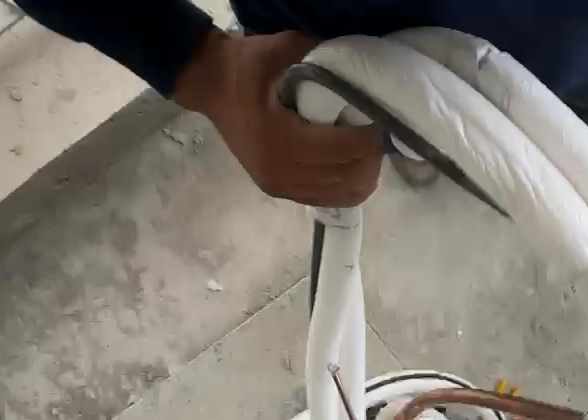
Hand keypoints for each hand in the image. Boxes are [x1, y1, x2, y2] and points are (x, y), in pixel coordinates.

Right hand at [174, 30, 382, 206]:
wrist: (209, 85)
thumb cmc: (243, 68)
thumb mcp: (276, 52)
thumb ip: (315, 57)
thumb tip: (354, 72)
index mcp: (279, 139)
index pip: (341, 150)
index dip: (368, 140)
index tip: (379, 123)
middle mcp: (281, 171)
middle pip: (346, 178)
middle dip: (370, 161)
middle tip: (379, 140)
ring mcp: (282, 187)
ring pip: (341, 195)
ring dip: (364, 178)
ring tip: (370, 156)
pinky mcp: (282, 192)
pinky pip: (327, 200)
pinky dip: (348, 189)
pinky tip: (355, 171)